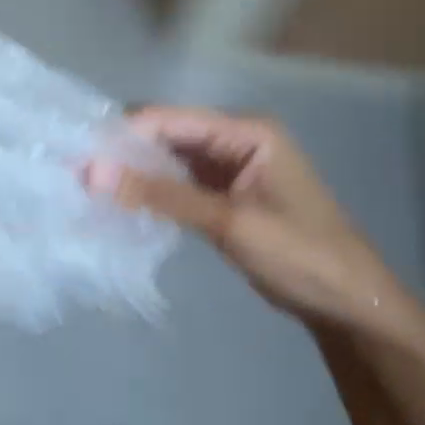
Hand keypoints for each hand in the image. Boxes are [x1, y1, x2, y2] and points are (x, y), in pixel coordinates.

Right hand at [101, 106, 420, 341]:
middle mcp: (236, 139)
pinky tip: (118, 204)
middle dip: (121, 152)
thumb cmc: (302, 256)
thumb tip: (91, 173)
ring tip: (85, 188)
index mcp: (248, 132)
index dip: (121, 136)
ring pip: (166, 158)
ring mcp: (229, 167)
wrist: (351, 305)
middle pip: (164, 134)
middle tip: (74, 175)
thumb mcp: (229, 223)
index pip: (168, 119)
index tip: (76, 159)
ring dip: (131, 172)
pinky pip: (175, 181)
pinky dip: (148, 191)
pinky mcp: (222, 194)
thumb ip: (160, 195)